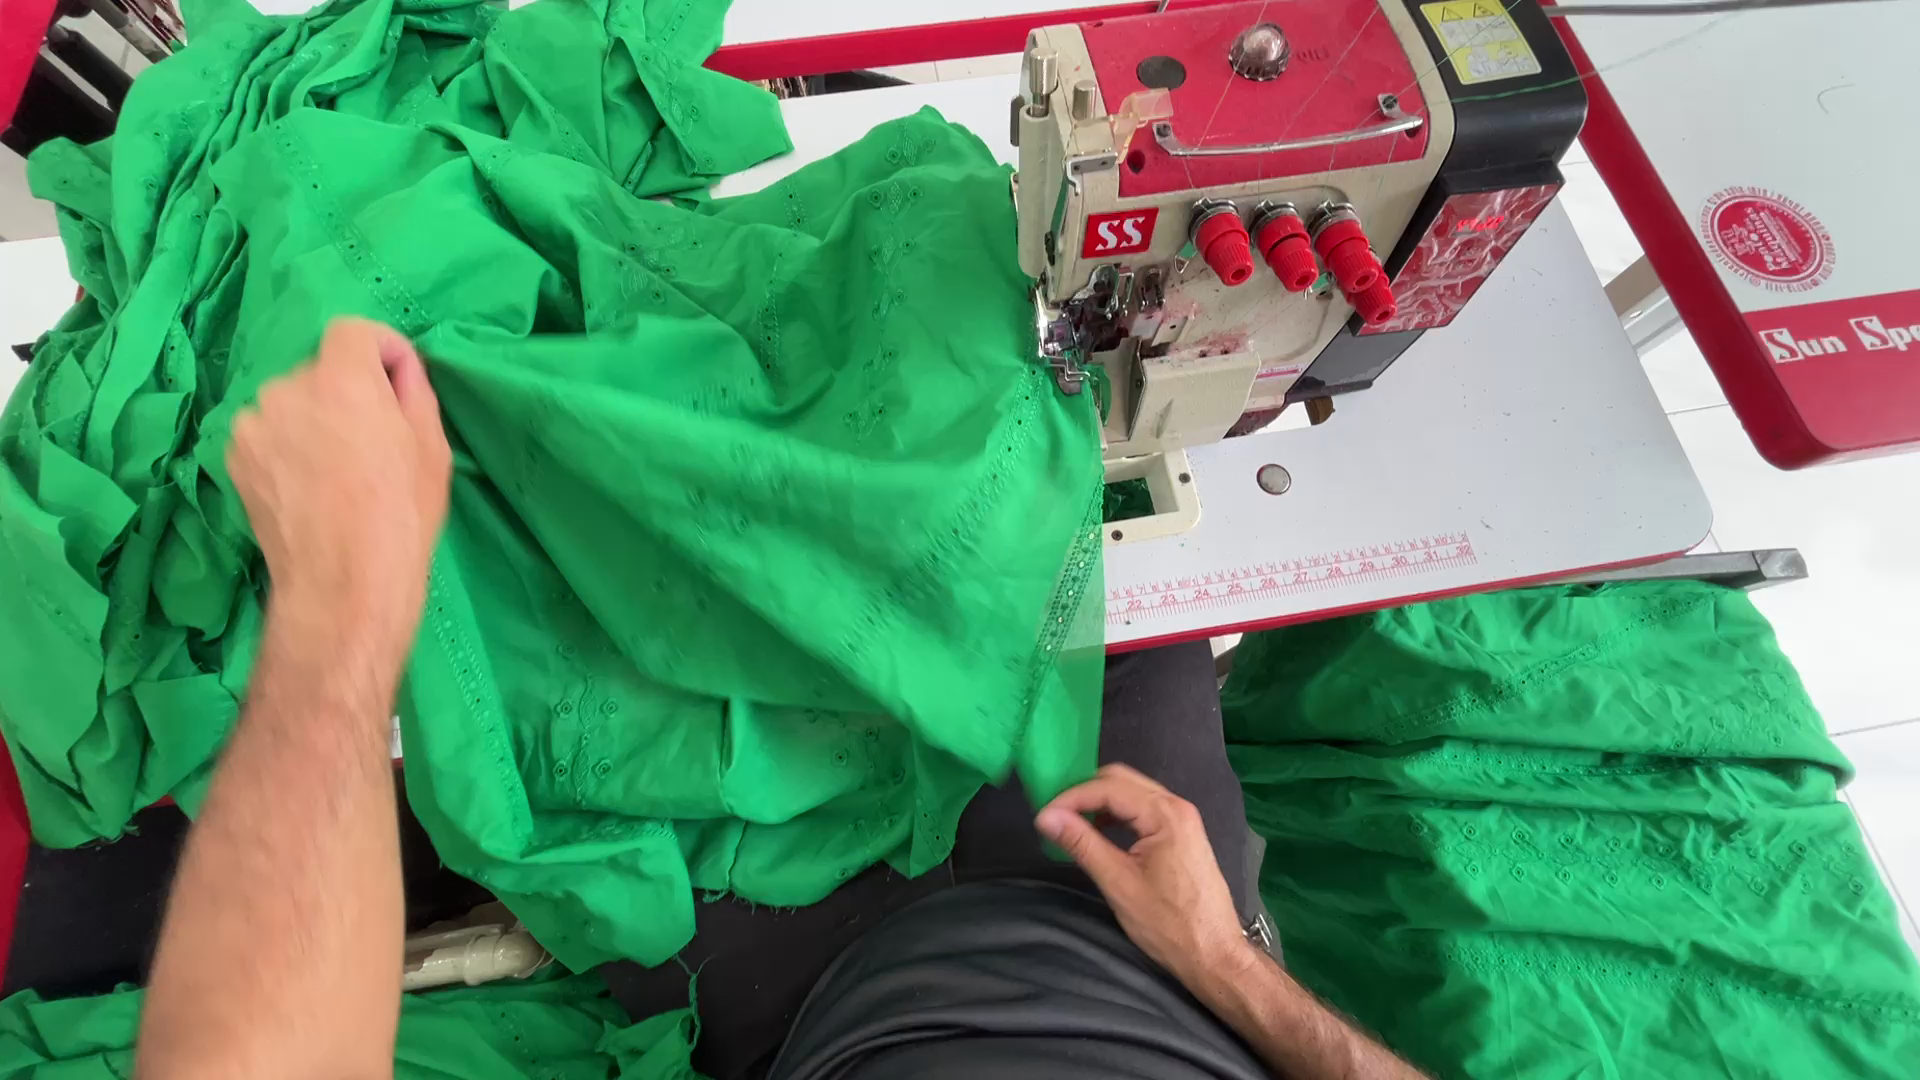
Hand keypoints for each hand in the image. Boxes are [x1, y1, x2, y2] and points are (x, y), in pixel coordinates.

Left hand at [228, 318, 451, 667]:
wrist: (346, 575)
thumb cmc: (404, 508)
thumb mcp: (433, 447)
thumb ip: (414, 394)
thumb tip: (401, 370)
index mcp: (343, 381)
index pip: (352, 330)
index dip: (382, 347)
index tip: (402, 377)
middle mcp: (286, 388)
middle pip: (324, 370)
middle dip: (352, 391)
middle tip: (378, 438)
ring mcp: (251, 422)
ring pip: (294, 402)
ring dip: (318, 418)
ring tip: (342, 467)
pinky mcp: (231, 454)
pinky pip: (270, 431)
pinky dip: (292, 444)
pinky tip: (313, 483)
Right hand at [1036, 764, 1257, 987]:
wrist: (1217, 958)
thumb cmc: (1169, 925)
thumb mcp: (1119, 883)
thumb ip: (1082, 843)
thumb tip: (1046, 817)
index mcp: (1165, 814)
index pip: (1108, 788)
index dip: (1071, 797)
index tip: (1044, 816)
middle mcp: (1176, 805)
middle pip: (1120, 779)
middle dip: (1084, 792)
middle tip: (1057, 815)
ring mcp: (1182, 817)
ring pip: (1132, 790)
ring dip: (1100, 800)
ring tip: (1073, 822)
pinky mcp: (1182, 831)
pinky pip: (1143, 806)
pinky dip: (1118, 811)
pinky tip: (1102, 830)